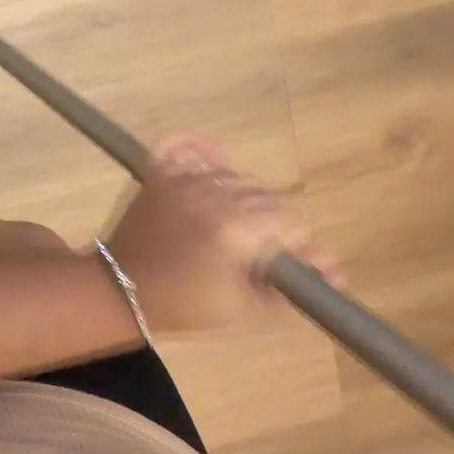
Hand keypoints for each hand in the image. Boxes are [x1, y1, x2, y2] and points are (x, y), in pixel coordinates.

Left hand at [105, 134, 342, 334]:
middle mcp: (211, 196)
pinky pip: (179, 145)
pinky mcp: (156, 175)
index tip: (291, 261)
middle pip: (265, 195)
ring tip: (238, 220)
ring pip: (231, 175)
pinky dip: (199, 146)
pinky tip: (213, 158)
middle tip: (263, 246)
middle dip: (274, 222)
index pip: (291, 220)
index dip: (298, 243)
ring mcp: (181, 181)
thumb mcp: (247, 309)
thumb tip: (330, 271)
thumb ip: (291, 289)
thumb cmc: (185, 303)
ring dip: (243, 194)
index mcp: (236, 229)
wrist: (123, 286)